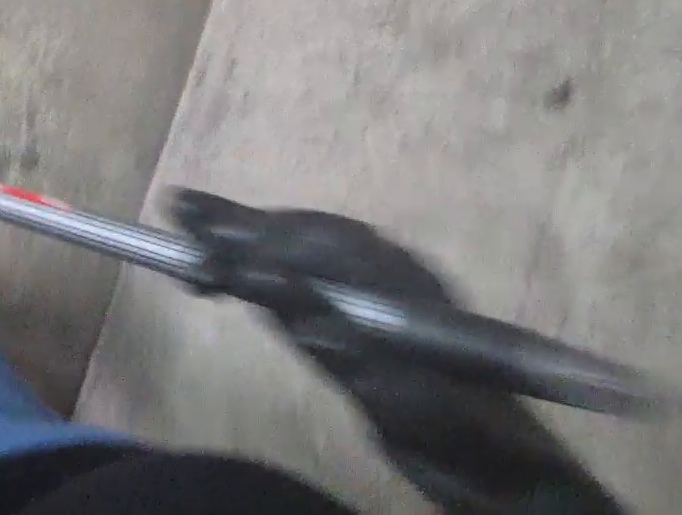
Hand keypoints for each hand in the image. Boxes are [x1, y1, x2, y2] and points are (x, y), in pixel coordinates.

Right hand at [171, 190, 621, 514]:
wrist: (503, 476)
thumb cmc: (448, 428)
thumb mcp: (388, 386)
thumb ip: (333, 332)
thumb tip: (272, 286)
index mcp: (393, 275)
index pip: (306, 239)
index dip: (246, 231)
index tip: (192, 222)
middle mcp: (385, 268)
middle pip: (299, 233)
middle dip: (237, 222)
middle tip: (178, 206)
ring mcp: (377, 290)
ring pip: (301, 247)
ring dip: (245, 235)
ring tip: (194, 223)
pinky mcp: (364, 316)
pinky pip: (306, 275)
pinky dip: (263, 264)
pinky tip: (237, 266)